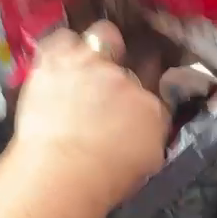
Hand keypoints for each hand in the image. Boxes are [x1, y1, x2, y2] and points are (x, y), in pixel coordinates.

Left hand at [7, 21, 170, 211]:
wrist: (66, 170)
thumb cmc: (106, 180)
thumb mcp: (145, 166)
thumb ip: (150, 140)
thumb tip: (146, 132)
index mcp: (154, 113)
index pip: (157, 99)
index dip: (144, 103)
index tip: (134, 114)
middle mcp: (129, 82)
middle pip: (134, 64)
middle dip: (125, 75)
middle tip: (110, 90)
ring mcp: (95, 64)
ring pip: (105, 37)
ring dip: (98, 51)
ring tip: (85, 70)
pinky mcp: (59, 56)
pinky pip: (66, 37)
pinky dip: (65, 48)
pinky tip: (61, 66)